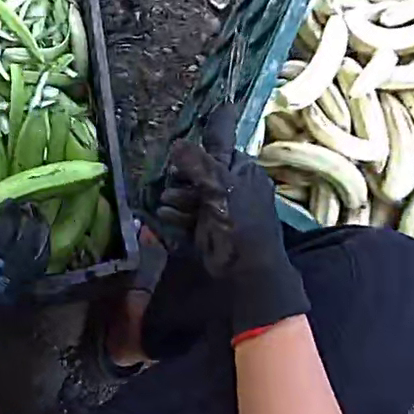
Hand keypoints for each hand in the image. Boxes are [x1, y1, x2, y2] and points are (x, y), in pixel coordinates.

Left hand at [0, 201, 50, 361]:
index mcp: (25, 261)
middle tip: (14, 204)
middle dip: (13, 210)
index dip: (37, 220)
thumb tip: (36, 275)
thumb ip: (29, 283)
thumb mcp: (22, 302)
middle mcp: (6, 247)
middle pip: (11, 220)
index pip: (36, 232)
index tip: (36, 212)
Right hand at [156, 105, 307, 342]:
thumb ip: (197, 162)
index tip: (177, 156)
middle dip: (182, 179)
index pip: (218, 150)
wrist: (246, 270)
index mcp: (244, 170)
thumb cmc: (240, 221)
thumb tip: (177, 143)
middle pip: (199, 173)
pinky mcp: (207, 227)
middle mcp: (233, 186)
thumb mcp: (221, 185)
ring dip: (177, 198)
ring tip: (170, 205)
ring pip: (190, 194)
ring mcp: (220, 208)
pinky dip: (177, 215)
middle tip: (173, 184)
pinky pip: (187, 215)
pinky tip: (167, 216)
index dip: (197, 152)